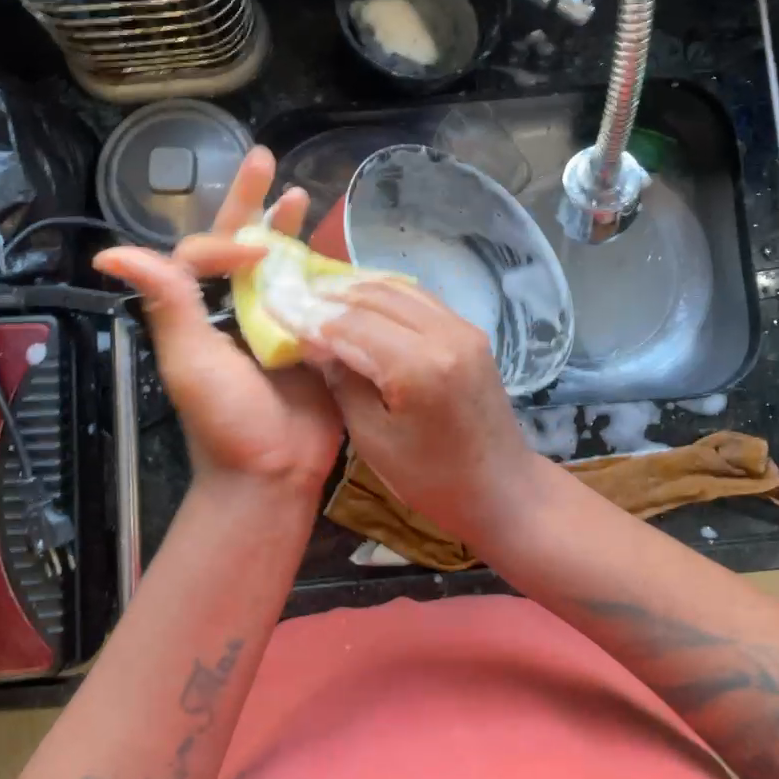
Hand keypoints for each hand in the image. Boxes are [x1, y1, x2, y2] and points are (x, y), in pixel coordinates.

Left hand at [93, 148, 342, 495]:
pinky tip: (335, 244)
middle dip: (251, 201)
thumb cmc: (225, 418)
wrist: (274, 471)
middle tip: (264, 159)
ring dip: (288, 228)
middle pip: (239, 243)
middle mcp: (233, 307)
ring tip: (300, 193)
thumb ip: (165, 301)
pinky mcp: (311, 339)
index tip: (255, 252)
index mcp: (199, 309)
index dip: (227, 239)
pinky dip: (322, 267)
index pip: (205, 251)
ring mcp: (274, 321)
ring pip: (278, 263)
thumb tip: (108, 253)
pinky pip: (314, 294)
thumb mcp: (188, 358)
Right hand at [304, 280, 542, 539]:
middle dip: (330, 295)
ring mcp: (463, 329)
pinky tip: (361, 301)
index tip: (277, 308)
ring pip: (400, 290)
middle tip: (292, 294)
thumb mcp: (373, 439)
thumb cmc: (432, 479)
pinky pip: (420, 300)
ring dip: (357, 289)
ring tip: (319, 292)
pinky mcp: (471, 332)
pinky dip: (386, 295)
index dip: (311, 316)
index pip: (352, 324)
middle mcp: (445, 335)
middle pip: (375, 297)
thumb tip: (314, 343)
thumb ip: (343, 382)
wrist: (502, 490)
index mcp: (420, 366)